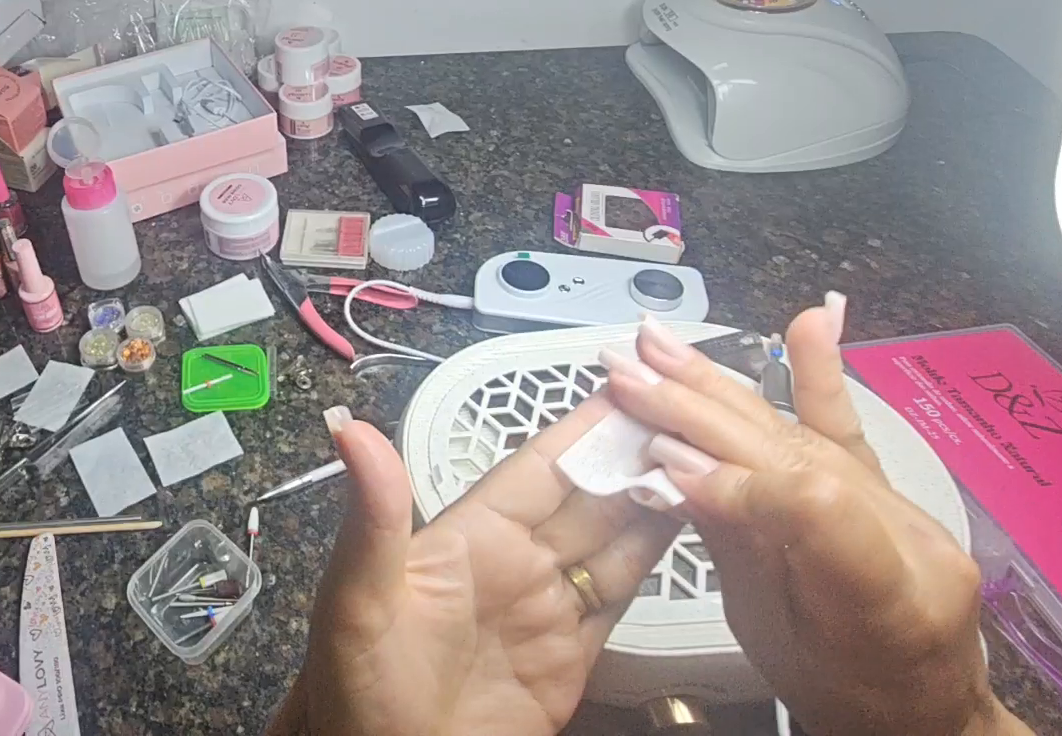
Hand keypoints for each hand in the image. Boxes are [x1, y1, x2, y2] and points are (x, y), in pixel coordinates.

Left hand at [267, 396, 679, 735]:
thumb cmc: (361, 679)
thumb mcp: (360, 595)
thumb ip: (372, 514)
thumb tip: (349, 426)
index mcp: (468, 532)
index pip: (537, 467)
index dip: (583, 428)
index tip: (630, 380)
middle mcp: (512, 556)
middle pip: (585, 494)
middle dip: (634, 452)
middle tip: (698, 410)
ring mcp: (545, 603)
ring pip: (612, 536)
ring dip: (655, 498)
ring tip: (712, 457)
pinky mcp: (573, 654)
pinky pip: (620, 595)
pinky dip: (657, 560)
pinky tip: (691, 528)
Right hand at [604, 300, 1032, 735]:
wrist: (916, 701)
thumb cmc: (835, 683)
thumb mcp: (769, 633)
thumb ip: (734, 542)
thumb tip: (674, 465)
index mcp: (885, 596)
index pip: (809, 508)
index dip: (729, 477)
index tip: (659, 462)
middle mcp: (903, 534)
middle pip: (786, 451)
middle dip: (694, 410)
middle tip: (622, 373)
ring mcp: (896, 503)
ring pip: (790, 429)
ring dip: (712, 382)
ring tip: (653, 342)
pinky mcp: (879, 484)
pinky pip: (841, 425)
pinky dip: (818, 372)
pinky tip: (811, 321)